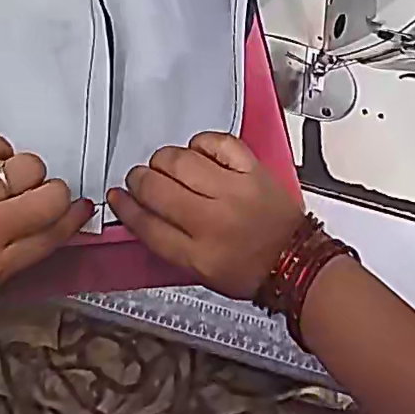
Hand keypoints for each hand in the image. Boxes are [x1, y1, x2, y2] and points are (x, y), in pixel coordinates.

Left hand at [0, 132, 93, 319]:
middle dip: (55, 194)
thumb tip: (50, 227)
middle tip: (40, 197)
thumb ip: (19, 256)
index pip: (55, 233)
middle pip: (50, 195)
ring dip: (27, 173)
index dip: (74, 218)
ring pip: (27, 165)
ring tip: (10, 181)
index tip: (79, 209)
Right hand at [105, 132, 308, 298]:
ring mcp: (234, 191)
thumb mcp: (199, 270)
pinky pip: (217, 143)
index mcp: (197, 254)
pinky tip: (198, 153)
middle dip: (139, 180)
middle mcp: (213, 221)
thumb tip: (136, 212)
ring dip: (165, 160)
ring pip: (181, 161)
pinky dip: (201, 143)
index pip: (147, 225)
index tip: (118, 196)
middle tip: (141, 179)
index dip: (125, 207)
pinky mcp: (253, 170)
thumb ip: (166, 242)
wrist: (296, 262)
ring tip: (167, 166)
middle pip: (157, 189)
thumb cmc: (247, 269)